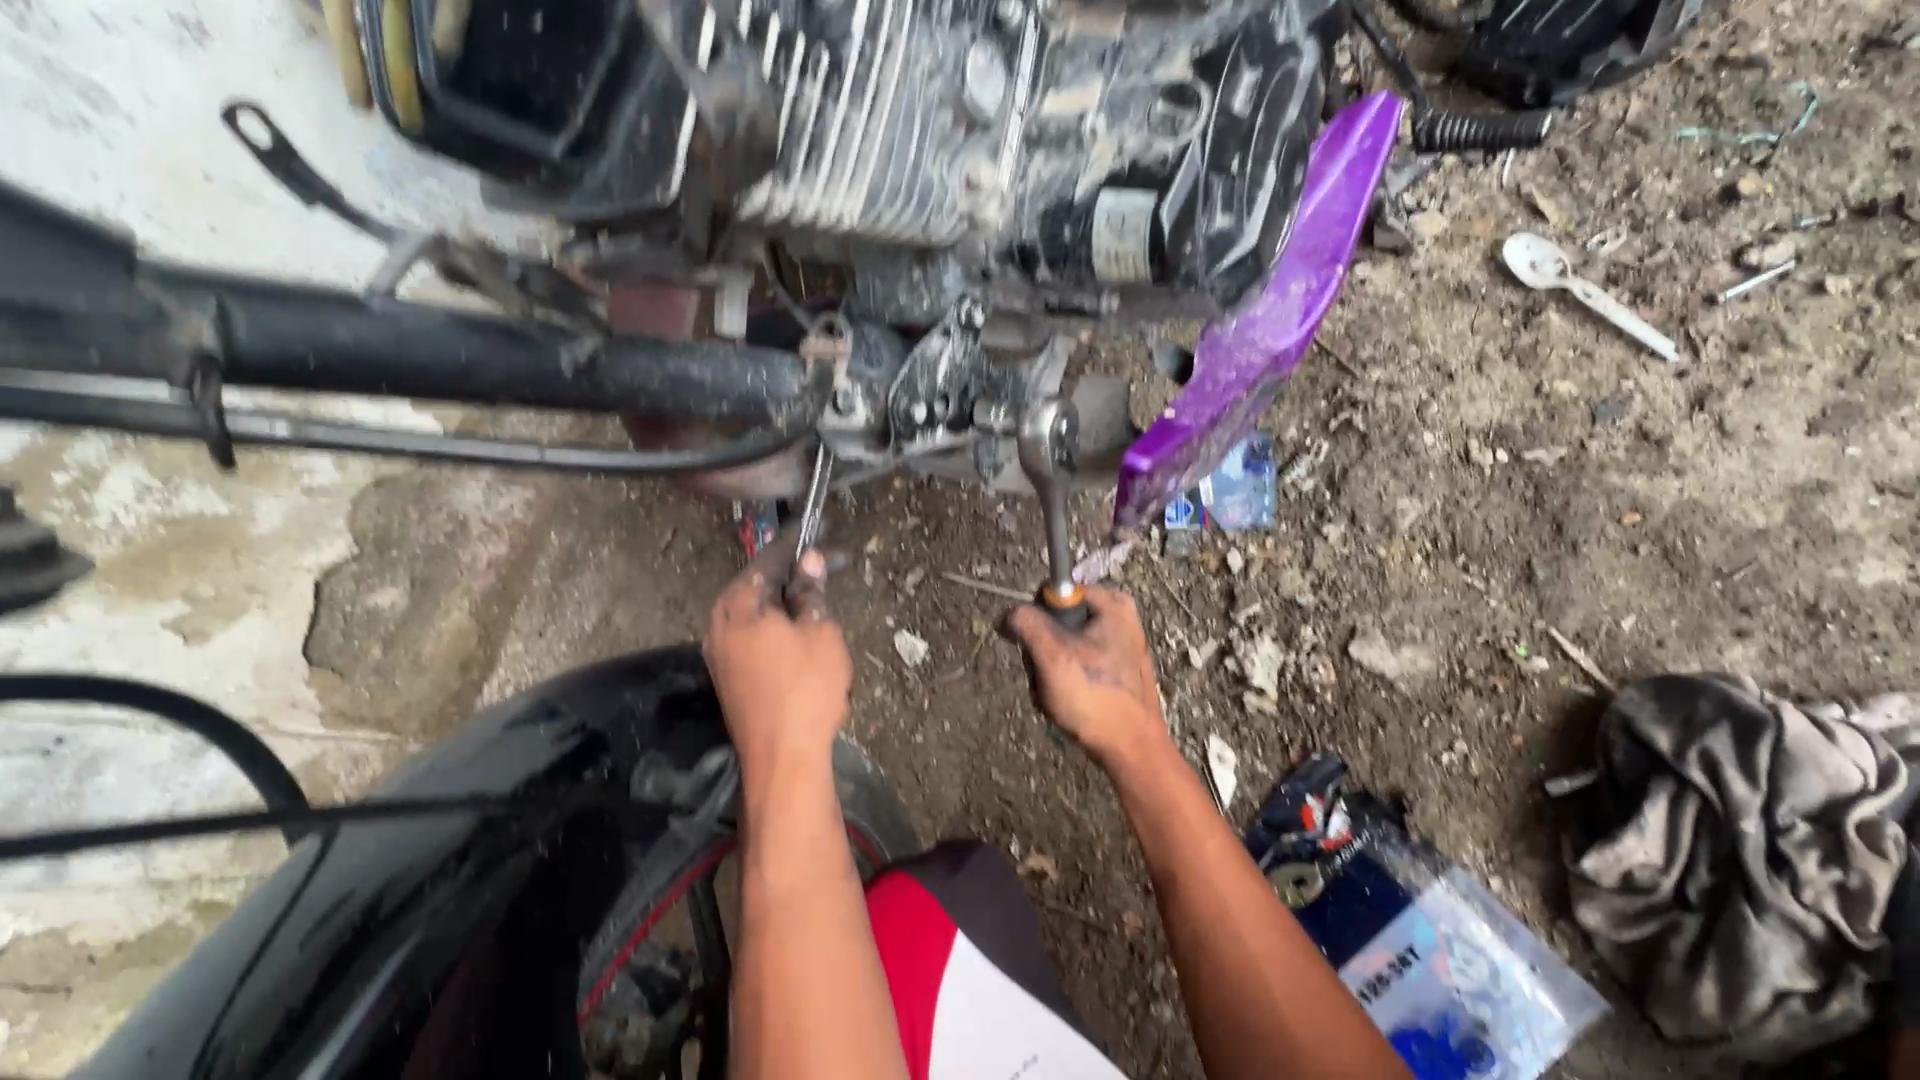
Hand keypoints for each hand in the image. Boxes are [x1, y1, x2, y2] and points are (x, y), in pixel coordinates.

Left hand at [703, 534, 850, 776]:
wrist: (782, 757)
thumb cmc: (806, 688)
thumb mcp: (820, 632)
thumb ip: (811, 593)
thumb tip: (809, 560)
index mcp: (739, 604)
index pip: (770, 558)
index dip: (798, 542)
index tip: (819, 527)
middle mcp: (719, 623)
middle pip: (757, 585)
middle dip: (790, 575)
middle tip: (824, 568)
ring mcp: (718, 653)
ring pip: (753, 613)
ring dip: (782, 604)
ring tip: (816, 602)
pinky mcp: (727, 677)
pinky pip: (751, 636)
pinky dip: (774, 627)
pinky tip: (799, 636)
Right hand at [1004, 586, 1168, 766]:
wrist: (1131, 749)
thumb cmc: (1095, 698)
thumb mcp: (1053, 655)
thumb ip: (1027, 624)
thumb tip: (1008, 615)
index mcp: (1112, 603)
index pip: (1054, 594)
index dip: (1038, 619)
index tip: (1038, 648)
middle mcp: (1118, 618)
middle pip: (1056, 622)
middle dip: (1043, 652)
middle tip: (1048, 677)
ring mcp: (1116, 646)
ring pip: (1061, 648)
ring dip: (1048, 673)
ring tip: (1057, 696)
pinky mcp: (1113, 672)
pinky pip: (1074, 667)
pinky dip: (1063, 685)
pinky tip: (1067, 705)